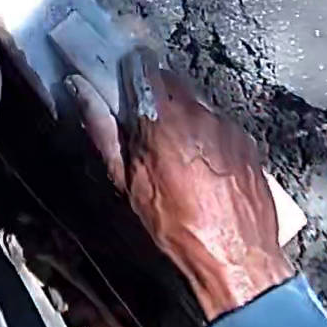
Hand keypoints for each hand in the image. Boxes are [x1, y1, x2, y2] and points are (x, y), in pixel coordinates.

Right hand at [67, 61, 293, 318]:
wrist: (237, 259)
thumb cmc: (175, 225)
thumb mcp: (127, 181)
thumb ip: (103, 130)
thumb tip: (79, 89)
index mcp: (162, 117)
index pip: (144, 67)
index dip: (132, 67)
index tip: (124, 73)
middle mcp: (197, 112)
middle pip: (172, 80)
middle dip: (158, 90)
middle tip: (147, 115)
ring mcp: (226, 124)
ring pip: (197, 100)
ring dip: (183, 110)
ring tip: (177, 143)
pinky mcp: (247, 139)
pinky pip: (220, 121)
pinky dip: (207, 129)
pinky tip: (203, 159)